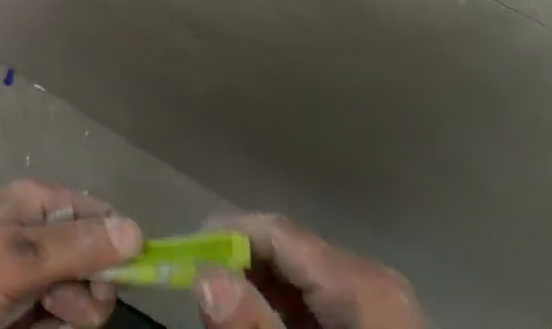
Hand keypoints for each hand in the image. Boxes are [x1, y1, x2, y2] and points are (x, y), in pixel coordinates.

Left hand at [0, 178, 143, 328]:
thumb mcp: (19, 258)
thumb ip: (78, 246)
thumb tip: (137, 230)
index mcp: (39, 203)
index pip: (103, 217)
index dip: (115, 249)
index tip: (106, 279)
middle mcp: (41, 231)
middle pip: (99, 264)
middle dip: (85, 292)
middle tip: (51, 299)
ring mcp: (32, 270)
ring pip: (82, 299)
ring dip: (65, 316)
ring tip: (29, 314)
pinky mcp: (25, 304)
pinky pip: (60, 320)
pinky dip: (48, 328)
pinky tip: (25, 327)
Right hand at [193, 215, 424, 328]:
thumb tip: (203, 275)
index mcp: (361, 285)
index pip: (273, 231)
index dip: (220, 237)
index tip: (176, 261)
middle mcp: (369, 278)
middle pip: (281, 249)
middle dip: (234, 270)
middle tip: (200, 306)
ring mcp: (375, 300)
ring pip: (292, 272)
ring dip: (253, 291)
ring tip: (229, 323)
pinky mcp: (372, 320)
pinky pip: (311, 296)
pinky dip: (279, 308)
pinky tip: (262, 328)